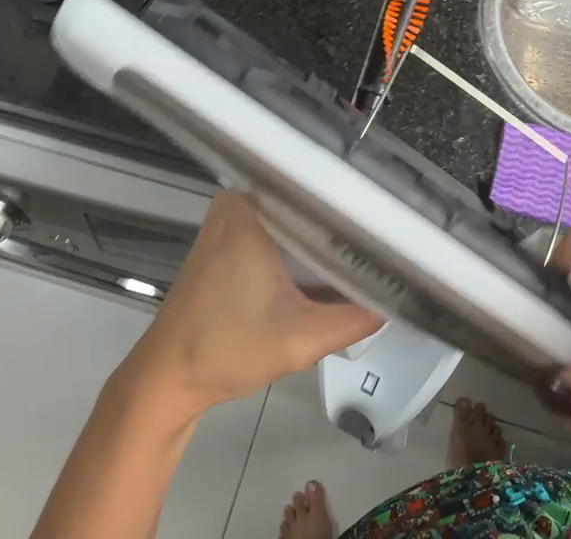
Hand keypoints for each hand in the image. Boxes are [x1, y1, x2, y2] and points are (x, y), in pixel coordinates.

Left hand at [126, 193, 381, 415]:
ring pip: (296, 220)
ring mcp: (232, 220)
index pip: (319, 191)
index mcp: (251, 206)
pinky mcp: (230, 241)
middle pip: (309, 204)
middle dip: (348, 224)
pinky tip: (337, 268)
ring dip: (328, 240)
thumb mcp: (302, 338)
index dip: (360, 208)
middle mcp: (240, 201)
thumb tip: (404, 301)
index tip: (397, 221)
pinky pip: (280, 234)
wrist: (167, 380)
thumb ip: (357, 319)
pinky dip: (305, 251)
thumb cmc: (226, 350)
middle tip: (394, 238)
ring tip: (376, 251)